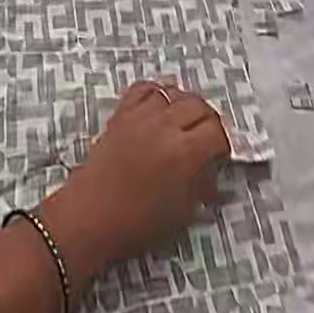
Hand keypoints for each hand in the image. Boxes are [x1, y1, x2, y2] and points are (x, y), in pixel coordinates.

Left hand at [41, 79, 232, 277]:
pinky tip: (160, 105)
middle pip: (199, 105)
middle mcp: (165, 126)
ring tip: (185, 121)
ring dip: (185, 104)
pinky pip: (144, 89)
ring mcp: (141, 116)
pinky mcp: (122, 113)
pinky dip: (157, 92)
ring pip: (173, 92)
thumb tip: (213, 172)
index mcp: (184, 152)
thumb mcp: (182, 212)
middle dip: (208, 121)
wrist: (90, 217)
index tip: (221, 154)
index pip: (217, 131)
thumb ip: (202, 185)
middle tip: (207, 137)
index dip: (223, 142)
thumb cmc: (137, 224)